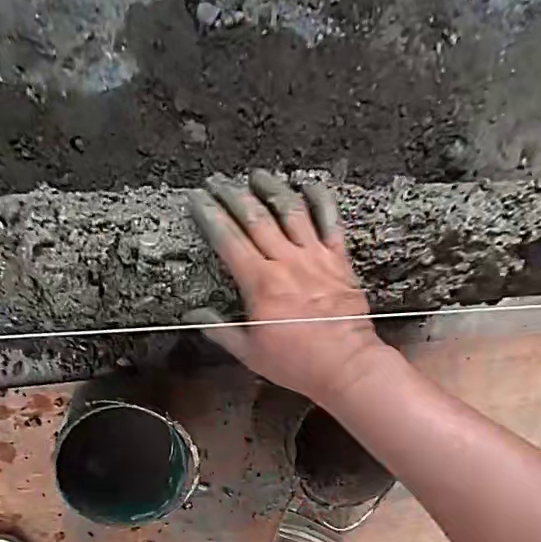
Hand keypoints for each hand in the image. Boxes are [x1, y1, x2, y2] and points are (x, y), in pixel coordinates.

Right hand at [188, 170, 390, 402]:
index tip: (197, 199)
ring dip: (271, 188)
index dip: (209, 214)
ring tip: (257, 176)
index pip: (227, 238)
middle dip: (232, 194)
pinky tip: (308, 185)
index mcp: (260, 284)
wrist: (346, 365)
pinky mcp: (338, 260)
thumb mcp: (251, 353)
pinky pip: (329, 220)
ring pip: (289, 210)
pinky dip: (318, 199)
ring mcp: (315, 258)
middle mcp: (286, 263)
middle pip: (254, 216)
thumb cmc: (299, 363)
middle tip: (218, 182)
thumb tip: (195, 317)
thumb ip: (221, 331)